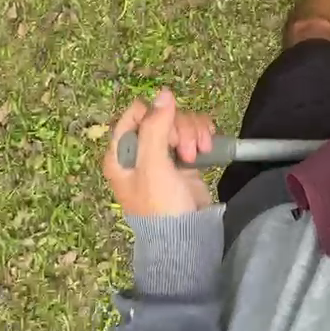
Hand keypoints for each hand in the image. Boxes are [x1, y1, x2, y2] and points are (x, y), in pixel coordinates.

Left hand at [102, 88, 213, 217]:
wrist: (186, 238)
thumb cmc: (161, 205)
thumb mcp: (153, 166)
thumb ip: (156, 127)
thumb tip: (164, 92)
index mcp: (121, 152)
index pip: (136, 113)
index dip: (155, 118)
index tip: (166, 135)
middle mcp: (140, 150)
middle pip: (162, 116)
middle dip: (179, 128)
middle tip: (186, 151)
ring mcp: (163, 155)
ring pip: (180, 122)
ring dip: (193, 132)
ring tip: (199, 153)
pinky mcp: (184, 159)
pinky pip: (192, 132)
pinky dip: (202, 135)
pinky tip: (208, 147)